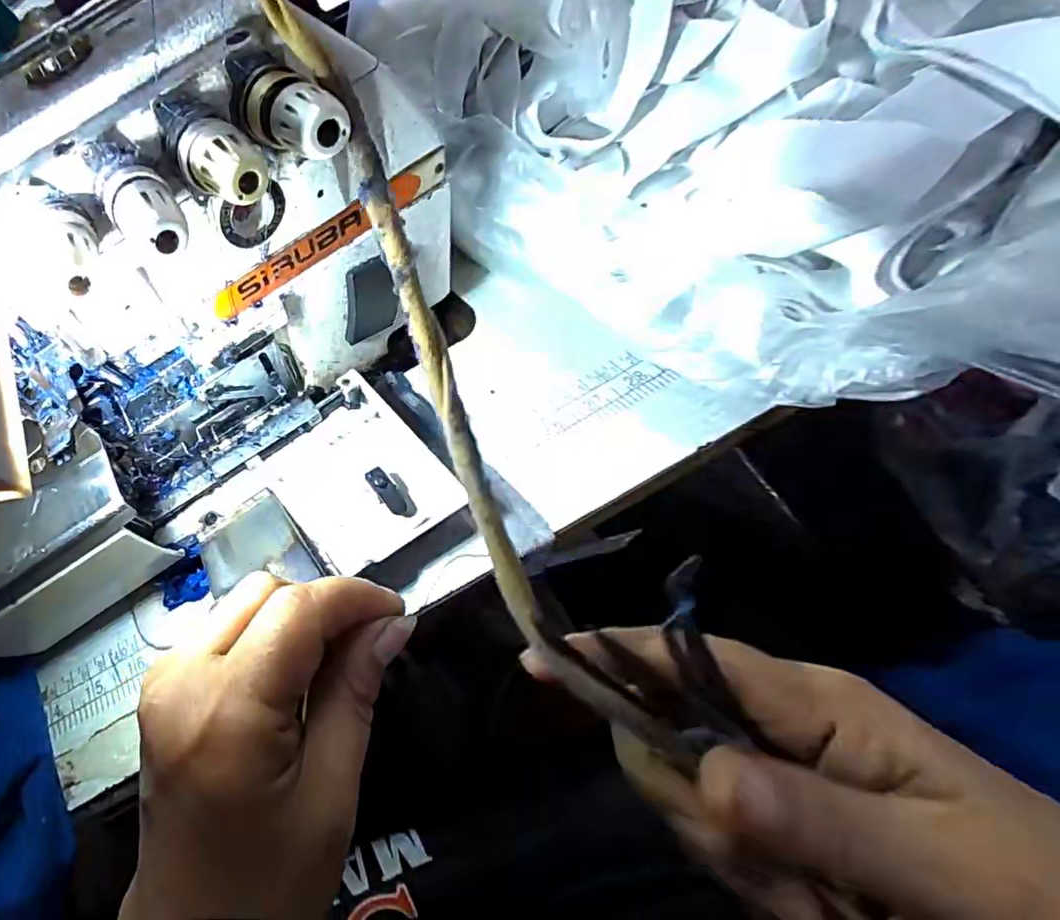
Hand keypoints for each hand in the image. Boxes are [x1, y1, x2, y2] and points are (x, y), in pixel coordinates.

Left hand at [122, 574, 413, 919]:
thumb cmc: (268, 879)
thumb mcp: (329, 795)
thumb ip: (352, 696)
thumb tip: (388, 626)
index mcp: (225, 705)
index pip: (292, 610)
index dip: (348, 597)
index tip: (394, 609)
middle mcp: (181, 672)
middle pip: (259, 593)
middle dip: (318, 606)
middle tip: (365, 642)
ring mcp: (161, 673)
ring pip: (236, 604)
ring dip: (287, 619)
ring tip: (328, 663)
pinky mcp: (157, 681)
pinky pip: (215, 630)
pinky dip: (257, 636)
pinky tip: (283, 677)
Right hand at [528, 629, 1059, 919]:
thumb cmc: (1049, 894)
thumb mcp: (950, 864)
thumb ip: (818, 815)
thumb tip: (701, 776)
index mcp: (807, 703)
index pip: (678, 654)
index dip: (604, 650)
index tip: (534, 659)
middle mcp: (768, 724)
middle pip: (657, 730)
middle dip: (690, 800)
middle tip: (770, 873)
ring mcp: (765, 772)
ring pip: (677, 790)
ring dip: (731, 857)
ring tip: (825, 908)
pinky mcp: (768, 819)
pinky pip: (710, 836)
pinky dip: (750, 881)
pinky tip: (815, 908)